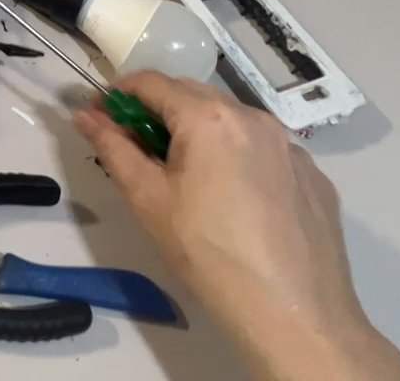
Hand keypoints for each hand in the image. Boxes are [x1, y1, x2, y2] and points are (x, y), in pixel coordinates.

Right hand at [74, 73, 399, 380]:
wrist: (295, 318)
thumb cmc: (208, 252)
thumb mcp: (146, 196)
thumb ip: (111, 145)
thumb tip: (84, 115)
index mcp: (209, 117)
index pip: (150, 82)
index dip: (117, 94)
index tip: (100, 116)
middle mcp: (254, 118)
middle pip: (190, 94)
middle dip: (156, 111)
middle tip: (136, 147)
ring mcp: (291, 148)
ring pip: (229, 119)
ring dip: (198, 131)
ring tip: (186, 175)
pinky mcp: (315, 177)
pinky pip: (263, 149)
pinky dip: (237, 156)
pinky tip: (233, 198)